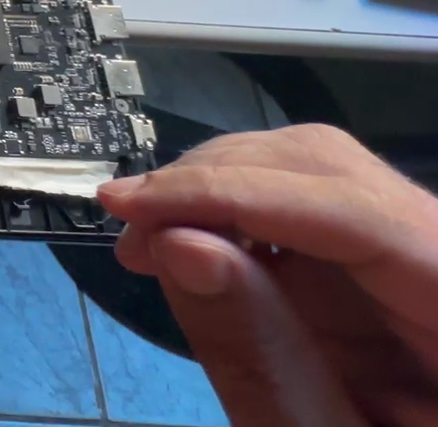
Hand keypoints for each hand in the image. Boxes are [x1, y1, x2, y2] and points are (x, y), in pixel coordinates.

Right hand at [98, 124, 437, 425]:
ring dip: (204, 194)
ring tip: (149, 246)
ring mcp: (419, 267)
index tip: (125, 205)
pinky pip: (290, 206)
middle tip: (134, 231)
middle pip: (330, 171)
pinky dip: (216, 215)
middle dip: (211, 185)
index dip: (233, 194)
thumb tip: (176, 245)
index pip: (364, 217)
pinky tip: (181, 251)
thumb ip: (262, 362)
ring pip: (302, 170)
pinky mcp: (376, 272)